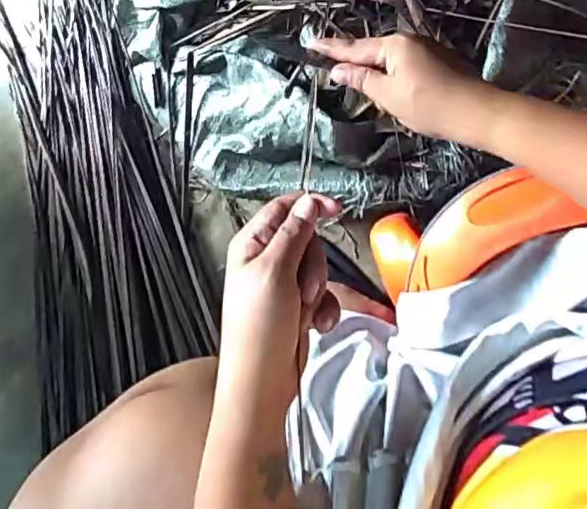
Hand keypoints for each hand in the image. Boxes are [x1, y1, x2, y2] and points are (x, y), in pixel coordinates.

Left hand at [220, 193, 341, 371]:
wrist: (262, 386)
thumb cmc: (258, 328)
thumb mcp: (275, 272)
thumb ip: (294, 233)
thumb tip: (308, 201)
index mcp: (251, 244)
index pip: (283, 208)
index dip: (308, 205)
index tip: (335, 209)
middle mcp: (265, 260)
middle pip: (306, 238)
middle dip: (313, 263)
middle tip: (304, 287)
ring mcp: (282, 284)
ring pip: (317, 267)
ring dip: (318, 289)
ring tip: (303, 310)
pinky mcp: (296, 306)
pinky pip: (323, 294)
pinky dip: (323, 308)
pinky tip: (316, 324)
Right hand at [310, 33, 496, 143]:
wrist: (479, 113)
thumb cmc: (431, 106)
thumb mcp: (389, 96)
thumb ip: (361, 80)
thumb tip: (338, 71)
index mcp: (394, 45)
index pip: (354, 48)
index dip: (331, 49)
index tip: (312, 42)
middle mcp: (409, 40)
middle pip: (372, 52)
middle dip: (354, 61)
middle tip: (331, 67)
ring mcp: (425, 49)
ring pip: (389, 59)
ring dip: (375, 70)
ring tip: (359, 80)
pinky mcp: (436, 60)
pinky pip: (404, 63)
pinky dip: (392, 73)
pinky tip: (391, 87)